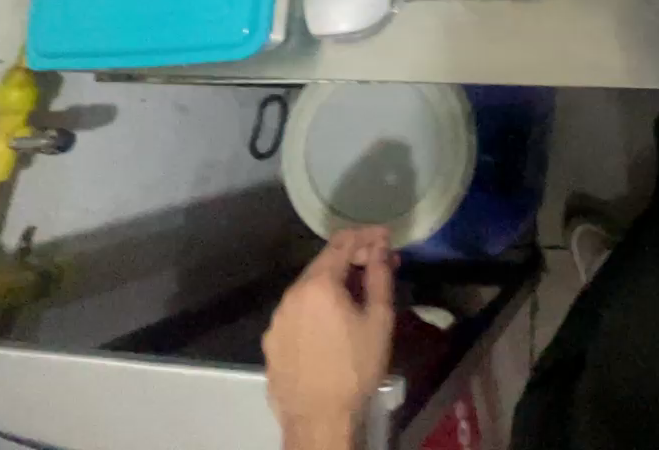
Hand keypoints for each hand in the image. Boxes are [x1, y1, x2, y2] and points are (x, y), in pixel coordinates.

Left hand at [264, 227, 396, 449]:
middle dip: (353, 258)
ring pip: (309, 287)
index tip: (386, 237)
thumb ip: (380, 275)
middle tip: (379, 265)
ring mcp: (278, 319)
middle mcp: (292, 294)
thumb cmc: (356, 368)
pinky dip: (317, 305)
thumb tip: (381, 247)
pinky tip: (333, 322)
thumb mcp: (379, 318)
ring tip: (358, 293)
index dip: (367, 235)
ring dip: (334, 281)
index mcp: (319, 284)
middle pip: (324, 262)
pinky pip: (298, 311)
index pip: (343, 242)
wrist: (318, 423)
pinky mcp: (272, 342)